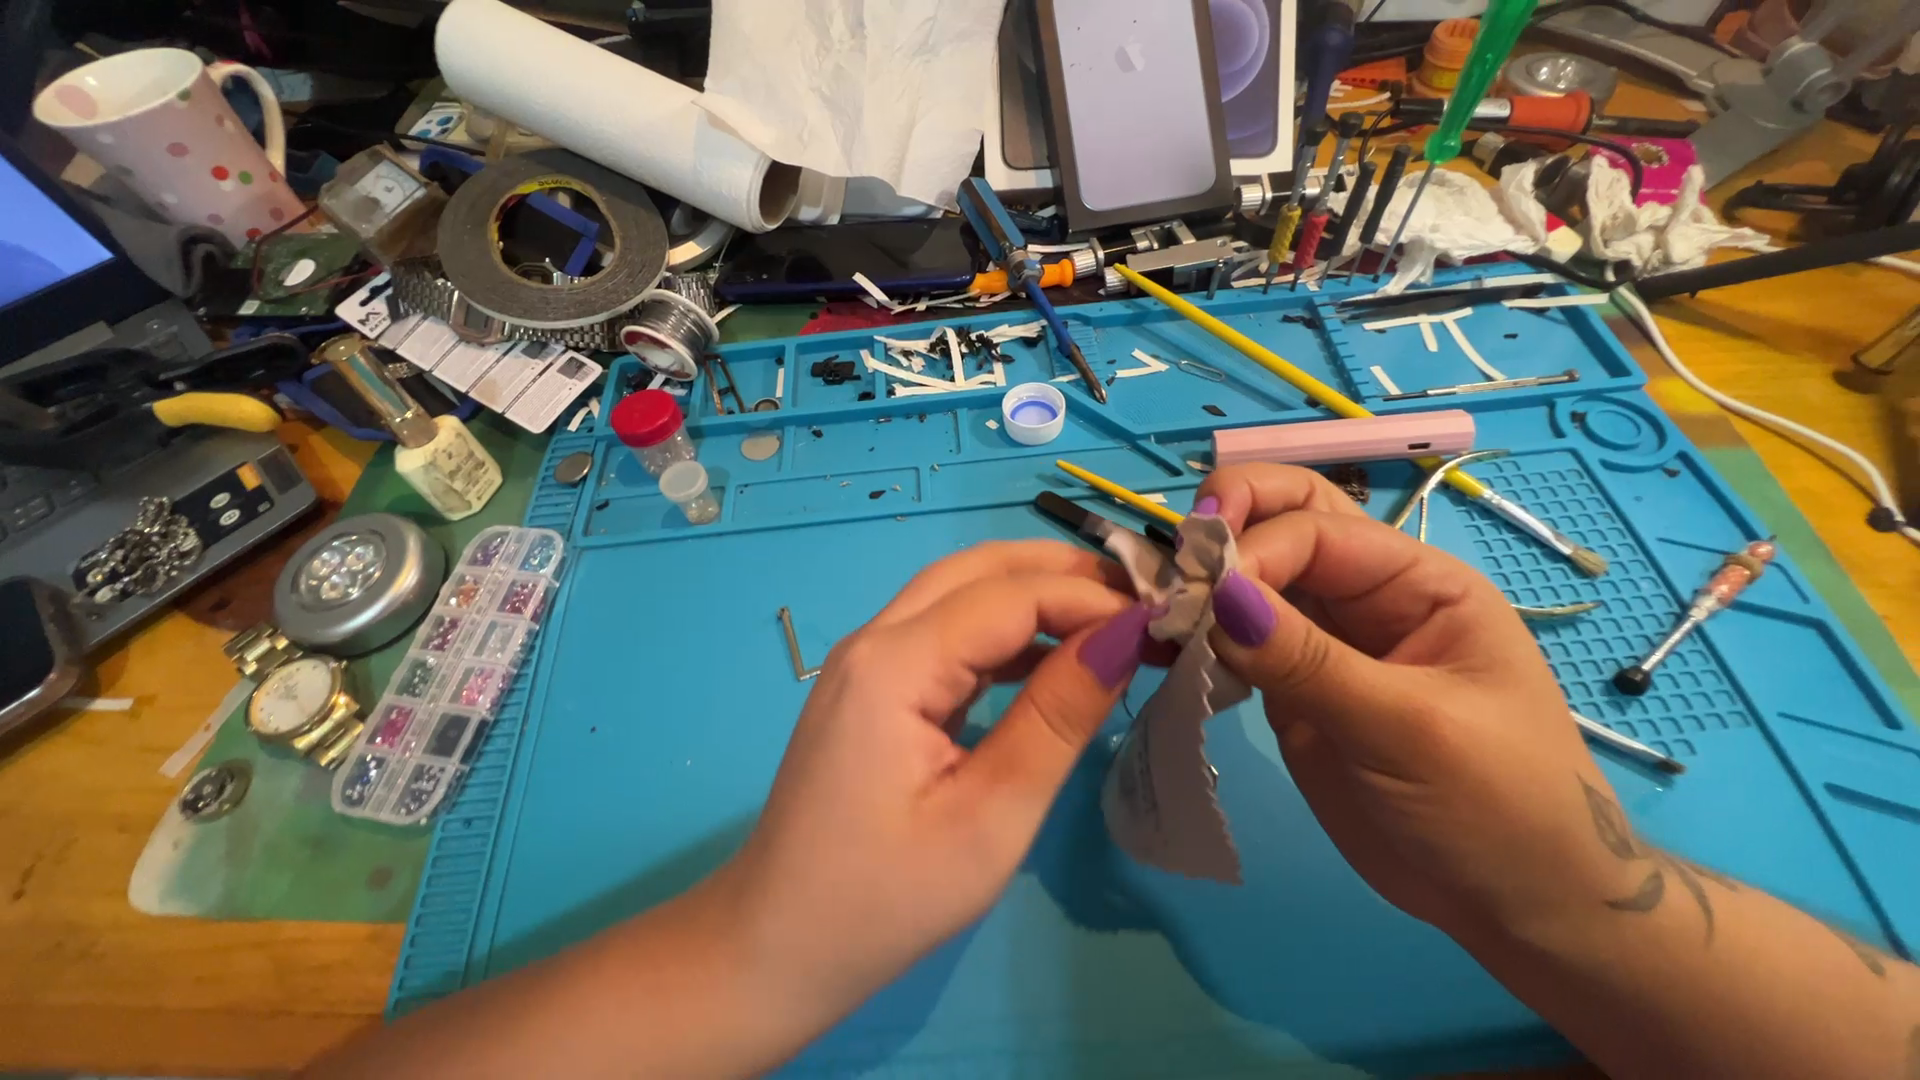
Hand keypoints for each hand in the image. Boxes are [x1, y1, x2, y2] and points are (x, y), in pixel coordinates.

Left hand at [714, 540, 1154, 1060]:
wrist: (777, 947)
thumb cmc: (885, 899)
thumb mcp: (990, 816)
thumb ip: (1057, 716)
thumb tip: (1123, 636)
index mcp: (894, 664)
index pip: (1009, 595)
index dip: (1090, 598)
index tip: (1163, 620)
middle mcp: (874, 640)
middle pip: (978, 570)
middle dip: (1063, 572)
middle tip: (1142, 600)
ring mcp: (867, 662)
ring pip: (959, 593)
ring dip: (1035, 595)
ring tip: (1112, 619)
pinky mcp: (874, 689)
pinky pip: (946, 634)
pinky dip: (1005, 633)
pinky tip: (1052, 657)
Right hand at [1197, 465, 1635, 943]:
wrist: (1509, 905)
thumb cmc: (1497, 807)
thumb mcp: (1410, 728)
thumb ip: (1309, 661)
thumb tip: (1218, 596)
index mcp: (1417, 582)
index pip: (1317, 530)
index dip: (1254, 549)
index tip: (1202, 595)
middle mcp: (1366, 595)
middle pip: (1288, 518)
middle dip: (1228, 519)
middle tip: (1176, 553)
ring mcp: (1322, 641)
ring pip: (1253, 578)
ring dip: (1204, 579)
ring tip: (1157, 604)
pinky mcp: (1288, 686)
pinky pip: (1234, 639)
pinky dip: (1197, 634)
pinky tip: (1166, 644)